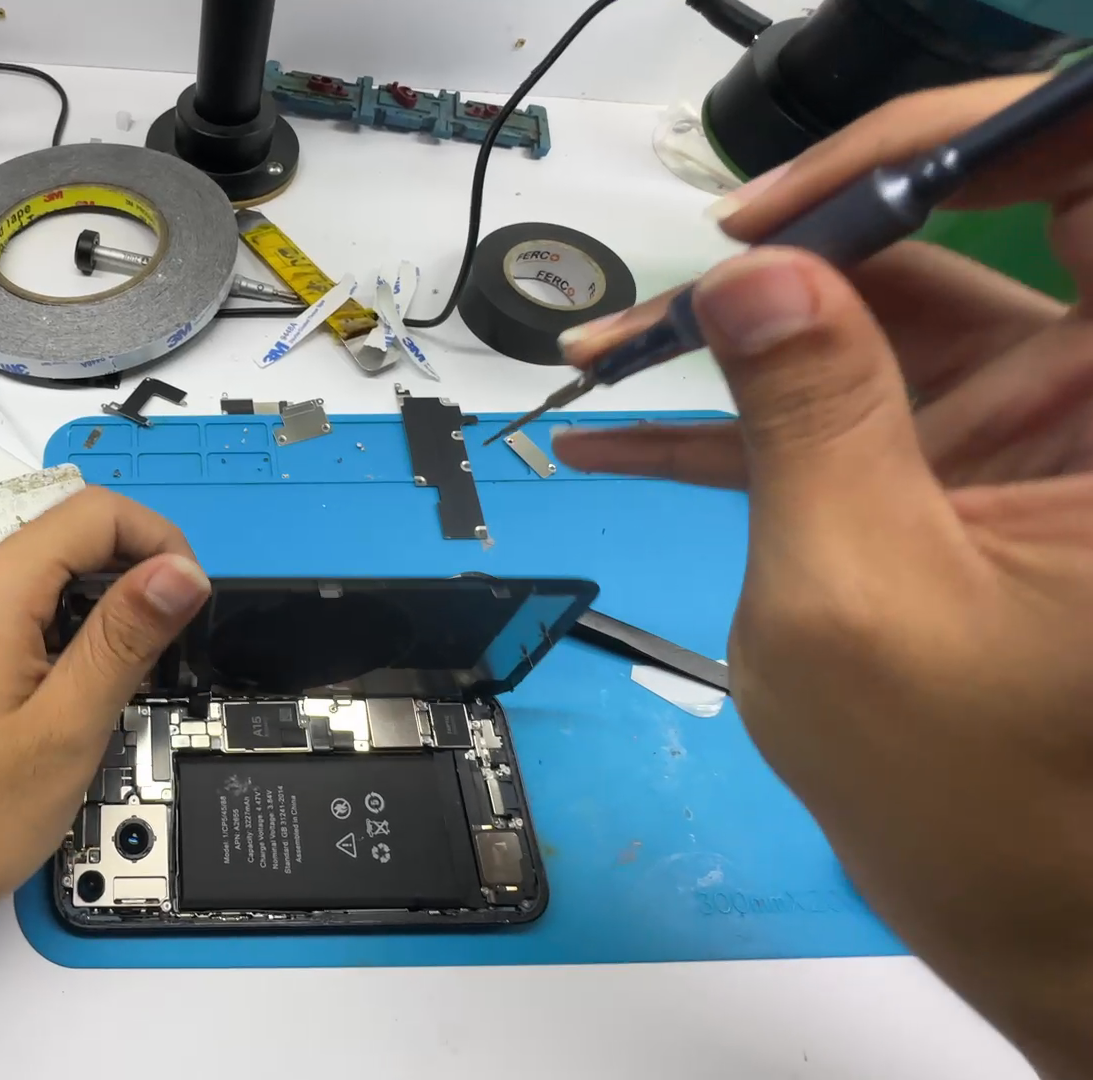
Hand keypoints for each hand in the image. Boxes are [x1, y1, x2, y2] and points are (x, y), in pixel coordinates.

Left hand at [0, 488, 209, 936]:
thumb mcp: (65, 729)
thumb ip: (127, 637)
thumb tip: (183, 570)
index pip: (95, 513)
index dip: (160, 543)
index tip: (188, 603)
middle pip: (67, 542)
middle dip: (126, 587)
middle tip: (152, 666)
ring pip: (41, 577)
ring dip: (90, 618)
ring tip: (100, 694)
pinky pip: (10, 607)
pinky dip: (53, 634)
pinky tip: (55, 696)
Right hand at [552, 75, 1092, 1074]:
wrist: (1002, 894)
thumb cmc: (963, 776)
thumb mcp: (855, 580)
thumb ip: (806, 414)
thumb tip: (747, 277)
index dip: (945, 150)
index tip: (778, 212)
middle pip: (938, 252)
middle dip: (779, 267)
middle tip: (658, 306)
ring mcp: (1007, 434)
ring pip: (850, 334)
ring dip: (714, 348)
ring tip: (596, 362)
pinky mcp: (927, 475)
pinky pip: (811, 418)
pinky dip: (707, 426)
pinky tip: (604, 438)